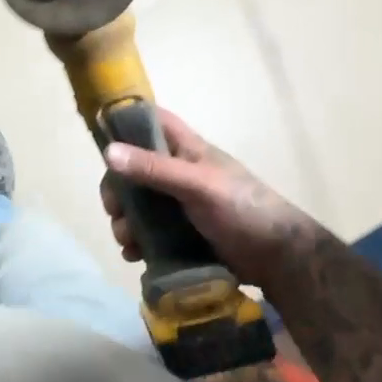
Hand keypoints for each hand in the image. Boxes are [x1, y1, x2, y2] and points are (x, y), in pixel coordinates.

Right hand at [99, 107, 313, 286]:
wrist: (279, 258)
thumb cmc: (244, 210)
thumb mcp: (198, 185)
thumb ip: (154, 169)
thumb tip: (108, 152)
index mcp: (187, 151)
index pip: (152, 122)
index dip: (127, 123)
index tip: (103, 141)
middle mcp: (178, 174)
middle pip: (132, 171)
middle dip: (117, 192)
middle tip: (116, 211)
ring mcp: (178, 206)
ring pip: (136, 207)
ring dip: (125, 223)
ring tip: (129, 242)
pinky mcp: (179, 235)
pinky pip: (146, 234)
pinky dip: (135, 243)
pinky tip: (135, 255)